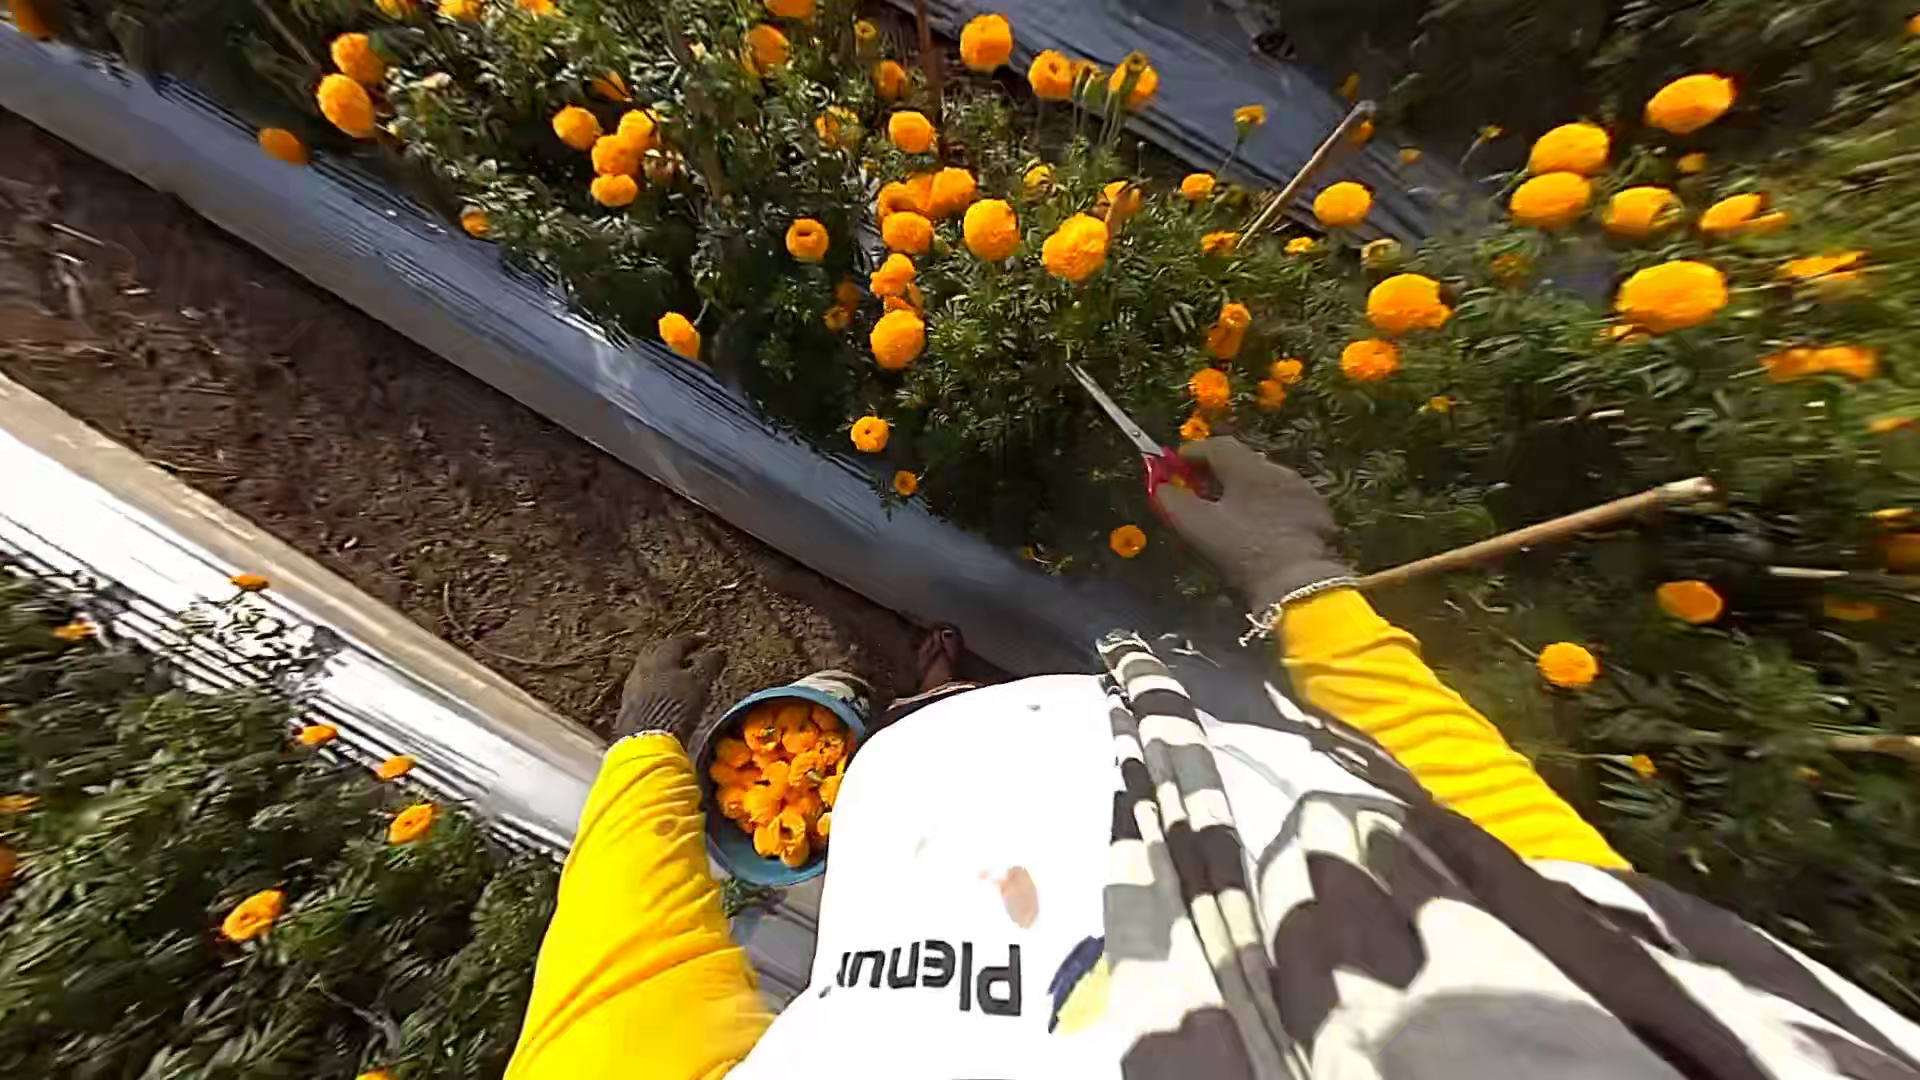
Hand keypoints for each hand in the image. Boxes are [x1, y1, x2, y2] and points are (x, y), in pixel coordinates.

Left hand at [613, 634, 726, 743]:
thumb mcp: (701, 682)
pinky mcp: (629, 706)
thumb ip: (711, 663)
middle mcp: (643, 668)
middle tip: (690, 651)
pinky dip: (659, 682)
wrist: (647, 741)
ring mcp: (632, 688)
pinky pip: (646, 685)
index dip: (695, 639)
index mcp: (660, 658)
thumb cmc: (677, 706)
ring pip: (650, 669)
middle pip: (659, 652)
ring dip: (666, 667)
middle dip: (676, 650)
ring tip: (681, 672)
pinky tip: (668, 692)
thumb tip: (720, 650)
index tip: (708, 638)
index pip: (678, 642)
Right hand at [1154, 438, 1354, 610]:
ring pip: (1263, 482)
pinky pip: (1282, 501)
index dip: (1191, 454)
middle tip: (1196, 490)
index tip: (1174, 466)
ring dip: (1241, 490)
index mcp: (1247, 468)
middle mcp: (1278, 471)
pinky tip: (1254, 528)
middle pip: (1241, 462)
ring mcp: (1302, 492)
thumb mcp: (1194, 524)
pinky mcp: (1317, 515)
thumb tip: (1159, 487)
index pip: (1216, 446)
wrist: (1295, 582)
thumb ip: (1170, 499)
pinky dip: (1263, 507)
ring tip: (1224, 512)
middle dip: (1215, 473)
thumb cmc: (1239, 549)